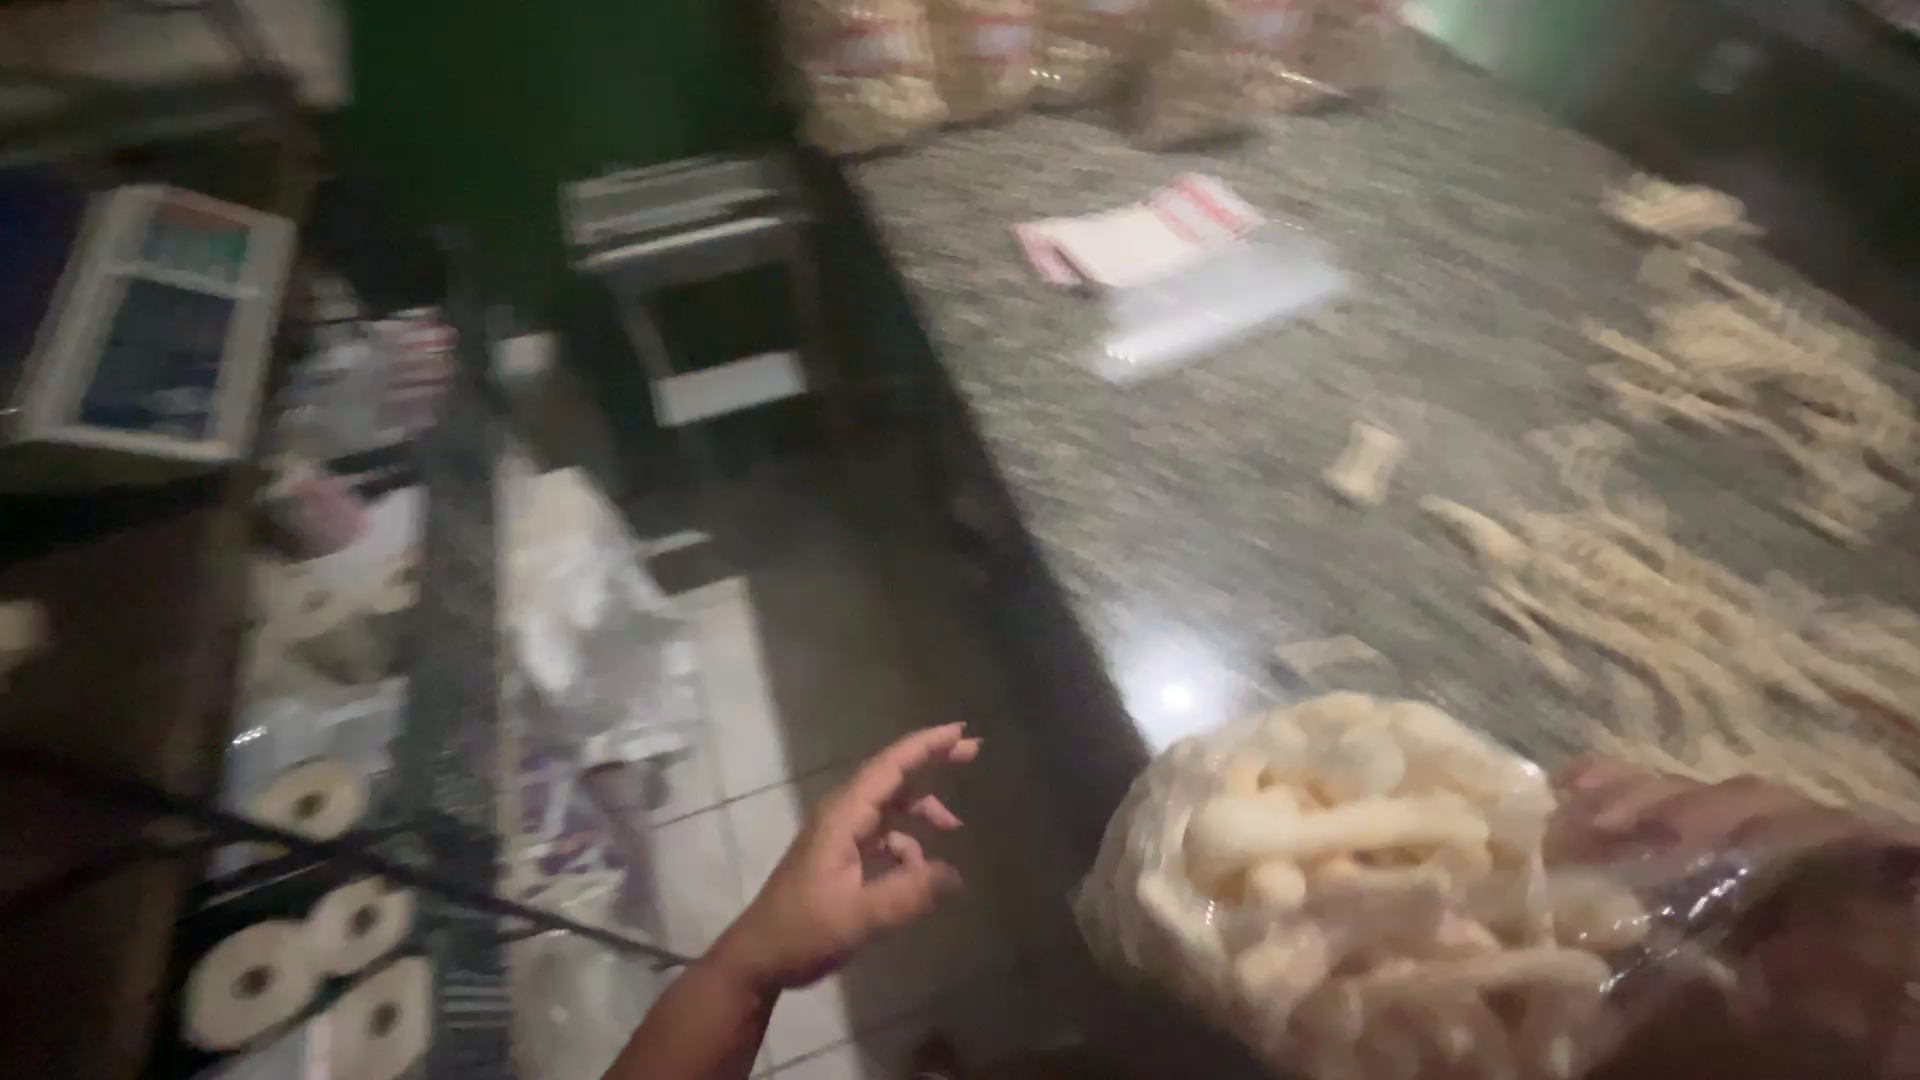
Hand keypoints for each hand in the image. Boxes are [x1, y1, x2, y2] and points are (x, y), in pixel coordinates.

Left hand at [704, 724, 981, 992]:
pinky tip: (919, 873)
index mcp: (844, 815)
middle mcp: (842, 813)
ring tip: (955, 826)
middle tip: (973, 750)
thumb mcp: (860, 917)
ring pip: (890, 804)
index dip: (925, 746)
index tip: (960, 732)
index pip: (890, 766)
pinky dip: (907, 843)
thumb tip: (955, 875)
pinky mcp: (841, 853)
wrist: (757, 958)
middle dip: (931, 760)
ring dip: (922, 808)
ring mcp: (840, 832)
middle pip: (893, 774)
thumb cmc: (804, 931)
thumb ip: (909, 893)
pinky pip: (883, 833)